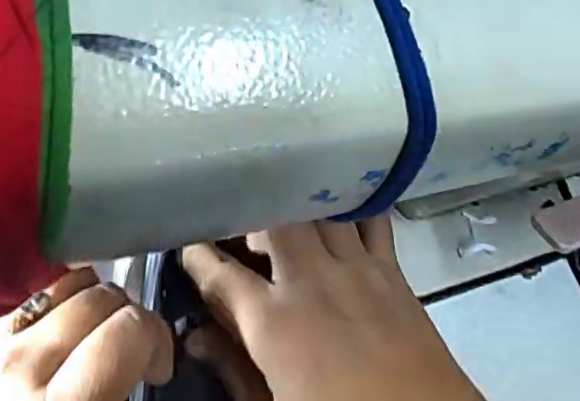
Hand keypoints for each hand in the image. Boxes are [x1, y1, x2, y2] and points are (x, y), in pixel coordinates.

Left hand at [0, 268, 174, 400]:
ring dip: (84, 306)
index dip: (154, 341)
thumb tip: (150, 360)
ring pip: (66, 283)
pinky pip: (22, 295)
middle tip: (117, 356)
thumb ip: (113, 391)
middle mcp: (15, 370)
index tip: (154, 365)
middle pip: (103, 297)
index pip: (130, 328)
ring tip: (76, 343)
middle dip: (121, 321)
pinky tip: (38, 340)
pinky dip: (43, 309)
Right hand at [181, 216, 480, 400]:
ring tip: (284, 214)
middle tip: (241, 225)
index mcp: (275, 324)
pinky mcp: (390, 265)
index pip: (223, 277)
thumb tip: (197, 337)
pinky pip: (369, 218)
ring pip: (319, 211)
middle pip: (275, 222)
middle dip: (252, 214)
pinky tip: (340, 209)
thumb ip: (234, 371)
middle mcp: (312, 280)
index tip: (188, 241)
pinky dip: (351, 207)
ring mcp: (355, 266)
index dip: (199, 256)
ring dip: (296, 207)